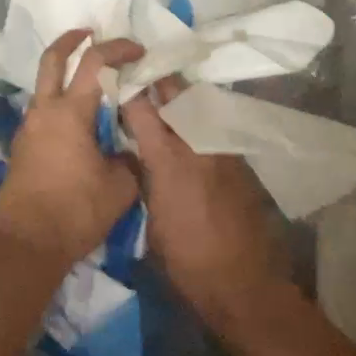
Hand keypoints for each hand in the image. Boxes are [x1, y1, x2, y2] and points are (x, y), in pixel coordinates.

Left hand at [0, 30, 143, 267]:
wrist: (27, 244)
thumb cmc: (76, 211)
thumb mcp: (120, 187)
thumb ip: (130, 159)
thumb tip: (128, 150)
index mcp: (69, 112)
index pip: (94, 62)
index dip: (117, 48)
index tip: (138, 50)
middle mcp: (44, 111)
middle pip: (51, 60)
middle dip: (70, 40)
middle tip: (89, 32)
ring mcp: (29, 128)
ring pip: (44, 86)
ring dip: (65, 75)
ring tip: (93, 83)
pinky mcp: (23, 147)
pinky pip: (43, 111)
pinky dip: (60, 102)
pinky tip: (81, 122)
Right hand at [121, 78, 294, 336]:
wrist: (243, 282)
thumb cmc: (186, 259)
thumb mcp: (149, 218)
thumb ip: (143, 177)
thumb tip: (136, 157)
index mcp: (166, 157)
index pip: (140, 106)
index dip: (125, 88)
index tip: (112, 78)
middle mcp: (195, 141)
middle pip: (174, 91)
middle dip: (155, 79)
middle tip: (138, 73)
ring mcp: (221, 147)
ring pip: (197, 102)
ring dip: (178, 95)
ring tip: (160, 95)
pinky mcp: (238, 158)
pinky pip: (212, 125)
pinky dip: (197, 119)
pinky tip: (185, 128)